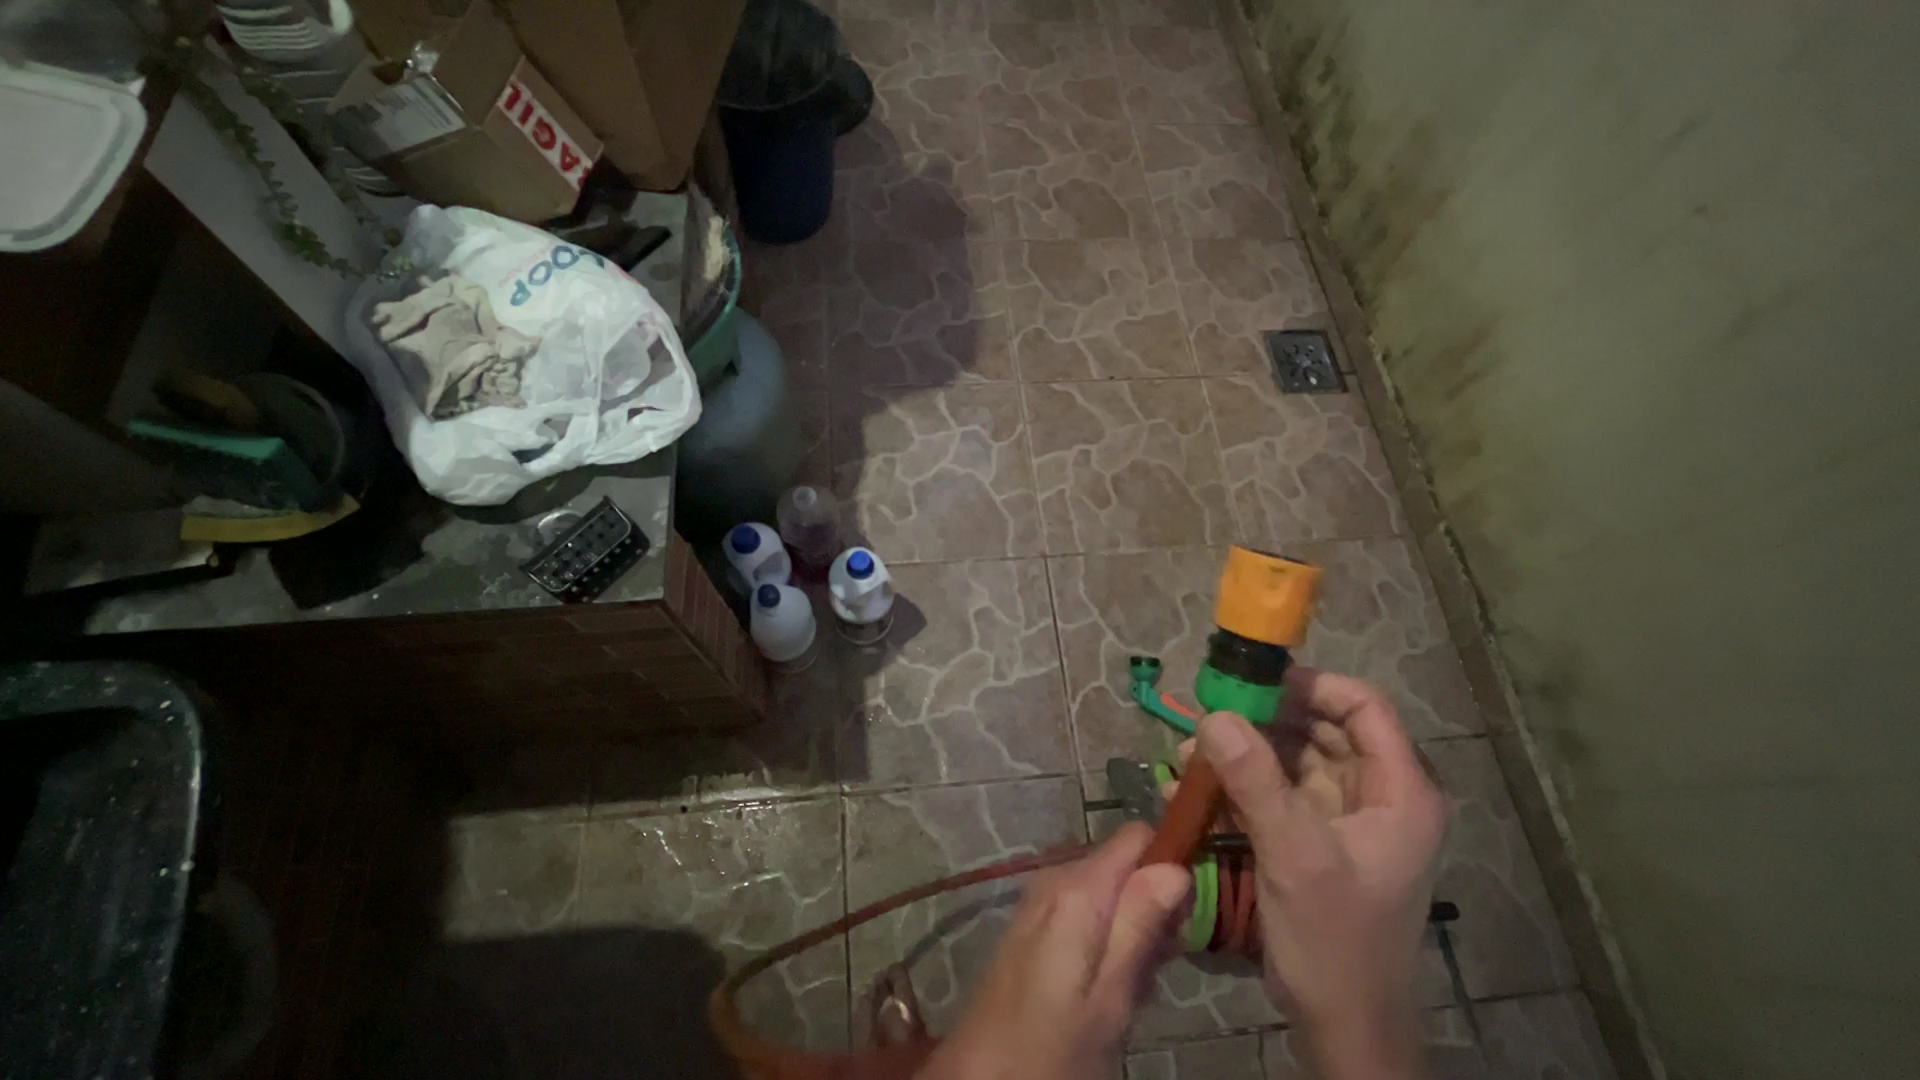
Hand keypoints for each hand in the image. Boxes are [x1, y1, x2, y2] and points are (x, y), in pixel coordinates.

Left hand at [917, 825, 1190, 1079]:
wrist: (980, 1078)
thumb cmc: (1053, 1046)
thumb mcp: (1109, 997)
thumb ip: (1140, 925)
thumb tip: (1178, 866)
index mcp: (1077, 889)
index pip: (1137, 836)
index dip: (1171, 864)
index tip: (1186, 916)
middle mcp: (1056, 878)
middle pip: (1125, 864)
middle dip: (1154, 905)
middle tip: (1161, 964)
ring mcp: (1042, 900)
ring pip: (1110, 891)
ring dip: (1134, 929)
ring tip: (1135, 986)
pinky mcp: (1035, 923)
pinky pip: (1088, 912)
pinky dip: (1108, 939)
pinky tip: (1109, 988)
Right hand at [1195, 667, 1445, 1079]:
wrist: (1342, 1024)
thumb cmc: (1335, 939)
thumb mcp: (1294, 854)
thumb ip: (1256, 781)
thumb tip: (1214, 715)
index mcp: (1400, 791)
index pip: (1363, 707)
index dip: (1311, 686)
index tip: (1251, 683)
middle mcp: (1377, 794)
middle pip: (1322, 729)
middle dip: (1263, 720)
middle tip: (1208, 718)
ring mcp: (1344, 817)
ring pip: (1294, 759)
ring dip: (1244, 753)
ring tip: (1191, 756)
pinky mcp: (1315, 838)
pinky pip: (1277, 792)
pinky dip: (1241, 785)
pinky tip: (1198, 788)